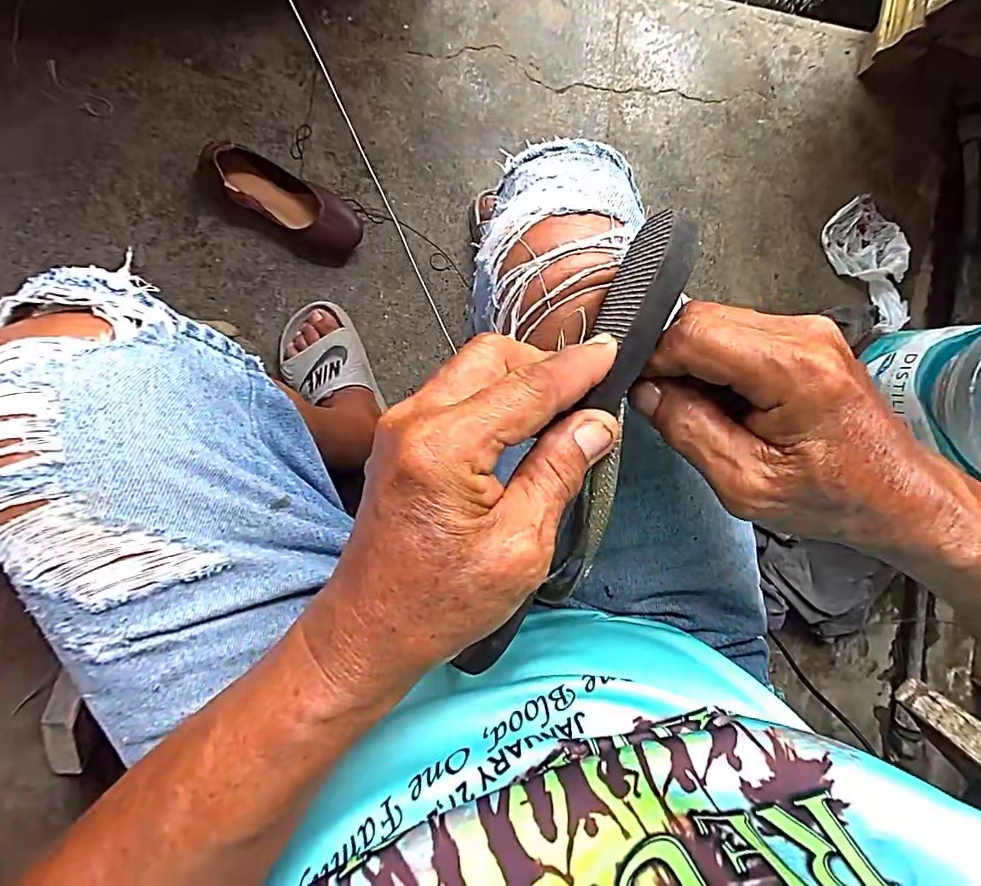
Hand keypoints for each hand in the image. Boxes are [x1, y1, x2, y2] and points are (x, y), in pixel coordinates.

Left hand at [301, 333, 619, 687]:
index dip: (577, 367)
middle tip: (585, 394)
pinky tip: (524, 424)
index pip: (528, 387)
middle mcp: (415, 420)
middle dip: (545, 365)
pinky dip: (498, 394)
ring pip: (475, 366)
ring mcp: (402, 423)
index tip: (610, 352)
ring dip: (522, 379)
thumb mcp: (521, 545)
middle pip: (493, 355)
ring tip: (561, 412)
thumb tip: (596, 425)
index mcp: (444, 447)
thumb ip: (559, 471)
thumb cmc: (439, 602)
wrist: (371, 629)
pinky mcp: (402, 434)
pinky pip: (459, 389)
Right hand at [632, 301, 958, 549]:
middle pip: (702, 318)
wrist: (896, 493)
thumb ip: (688, 431)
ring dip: (695, 360)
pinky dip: (718, 361)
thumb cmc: (836, 498)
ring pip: (718, 321)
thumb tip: (646, 391)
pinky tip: (728, 399)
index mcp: (795, 369)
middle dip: (672, 358)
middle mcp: (805, 333)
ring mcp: (808, 329)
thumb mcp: (747, 485)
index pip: (694, 333)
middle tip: (668, 404)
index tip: (642, 390)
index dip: (655, 359)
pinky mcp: (806, 335)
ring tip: (705, 409)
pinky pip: (739, 332)